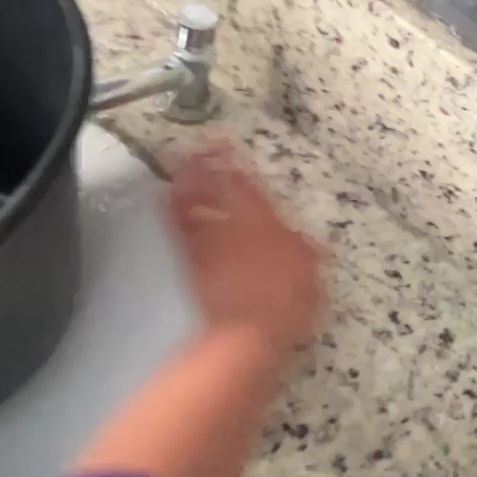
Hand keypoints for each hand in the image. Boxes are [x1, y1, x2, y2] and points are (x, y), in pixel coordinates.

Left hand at [165, 138, 325, 354]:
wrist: (244, 336)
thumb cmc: (283, 302)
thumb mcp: (308, 272)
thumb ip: (305, 250)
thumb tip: (308, 241)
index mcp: (262, 221)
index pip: (245, 183)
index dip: (232, 160)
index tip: (222, 141)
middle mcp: (232, 226)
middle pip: (213, 189)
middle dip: (204, 166)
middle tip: (195, 148)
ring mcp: (209, 244)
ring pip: (193, 206)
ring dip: (185, 185)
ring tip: (179, 170)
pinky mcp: (192, 265)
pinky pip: (179, 231)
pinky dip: (172, 214)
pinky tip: (167, 204)